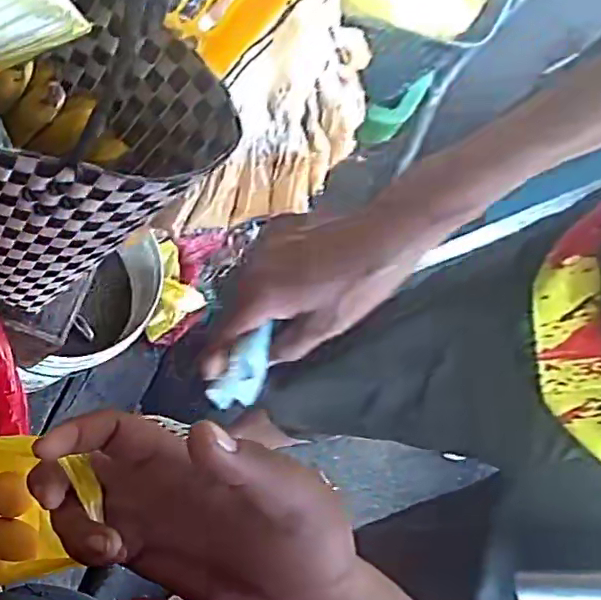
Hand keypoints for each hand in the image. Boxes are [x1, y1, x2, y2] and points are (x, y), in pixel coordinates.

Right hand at [29, 411, 360, 599]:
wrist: (303, 593)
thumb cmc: (305, 532)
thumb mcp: (288, 495)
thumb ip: (245, 466)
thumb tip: (199, 433)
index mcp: (173, 456)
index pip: (111, 430)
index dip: (74, 432)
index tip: (45, 450)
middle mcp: (146, 482)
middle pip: (77, 466)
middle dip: (50, 477)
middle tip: (50, 503)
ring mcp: (138, 518)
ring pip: (75, 507)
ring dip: (69, 523)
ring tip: (105, 549)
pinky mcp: (136, 552)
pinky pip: (89, 542)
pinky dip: (83, 548)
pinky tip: (113, 559)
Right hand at [198, 201, 452, 377]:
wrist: (389, 227)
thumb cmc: (360, 283)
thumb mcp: (325, 328)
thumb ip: (284, 349)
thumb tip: (261, 360)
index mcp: (259, 297)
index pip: (222, 334)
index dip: (214, 356)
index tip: (211, 373)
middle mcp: (249, 271)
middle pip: (228, 310)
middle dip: (232, 331)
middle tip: (244, 349)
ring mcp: (259, 247)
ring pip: (240, 286)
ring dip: (246, 305)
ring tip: (267, 316)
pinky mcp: (273, 231)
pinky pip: (255, 264)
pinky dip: (260, 279)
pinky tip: (283, 282)